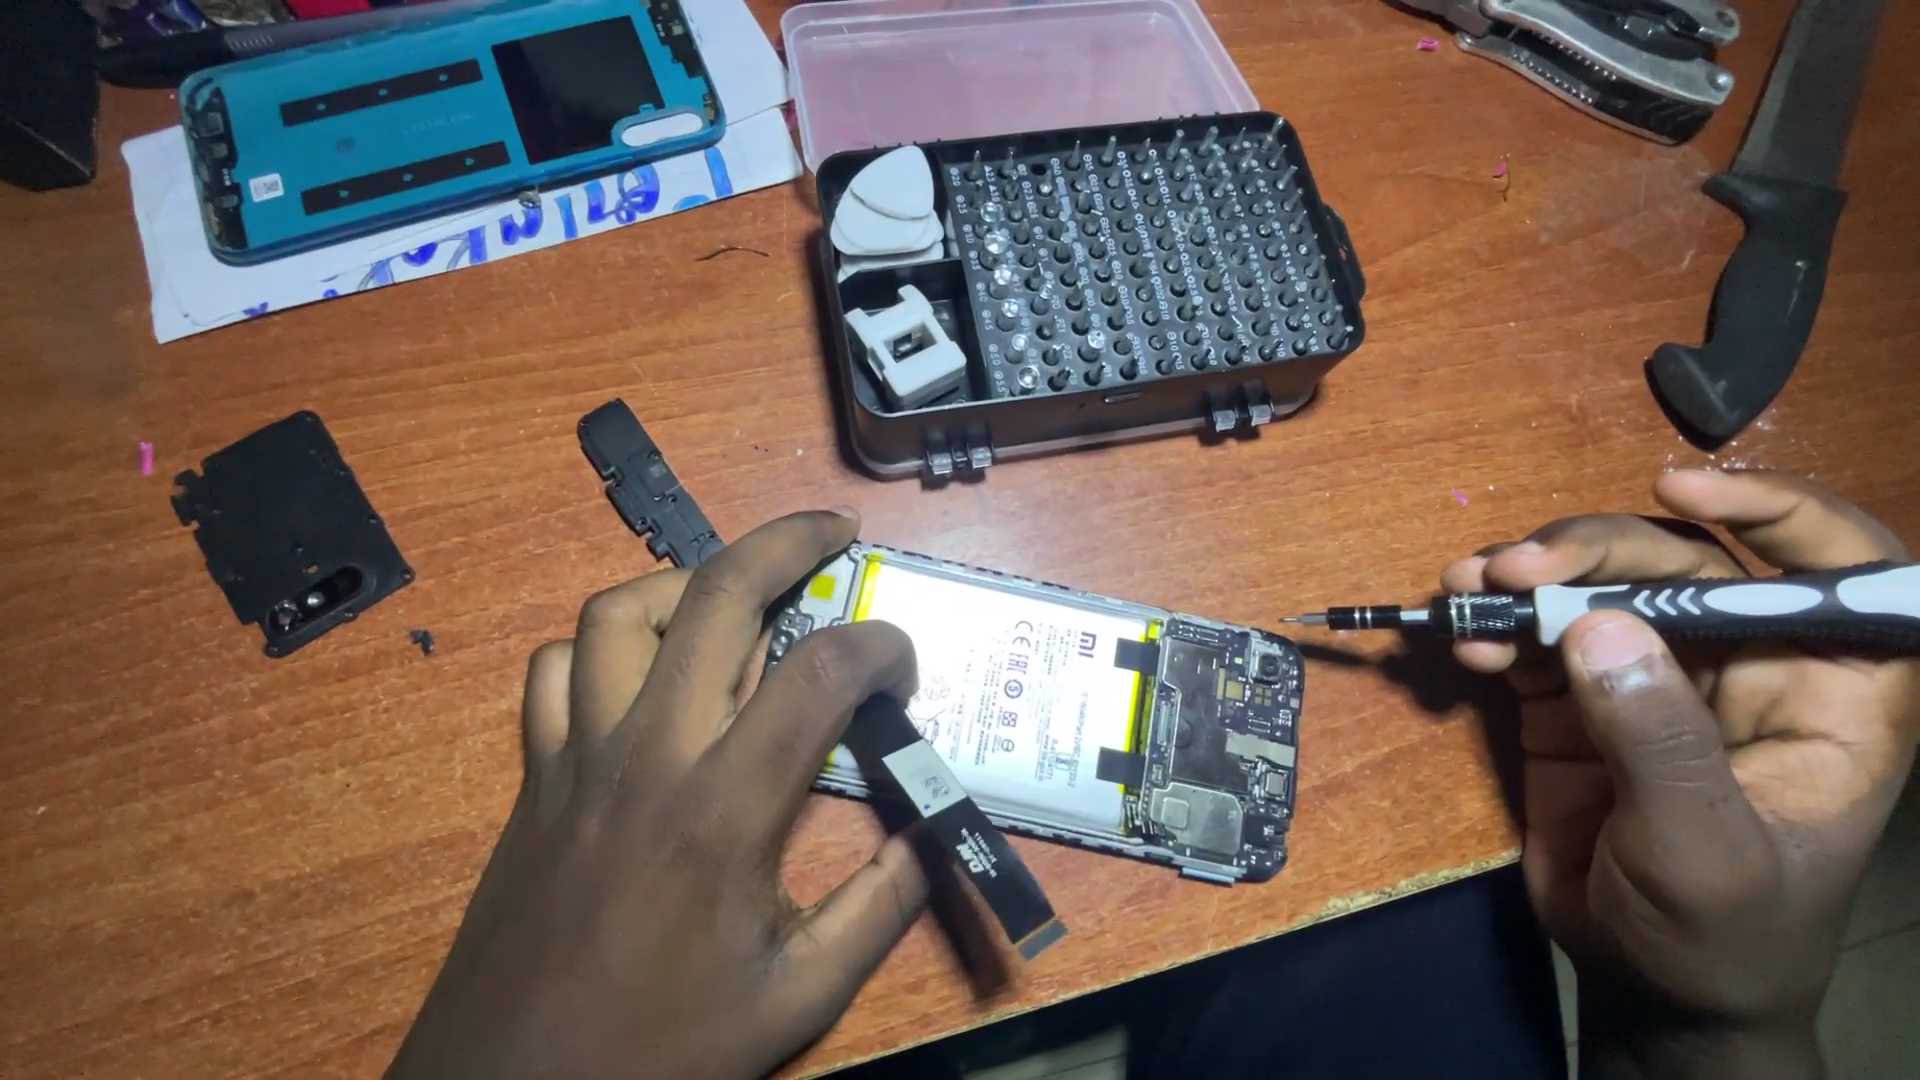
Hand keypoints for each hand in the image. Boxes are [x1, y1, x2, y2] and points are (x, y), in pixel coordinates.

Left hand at [387, 509, 926, 1079]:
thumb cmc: (660, 1049)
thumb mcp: (797, 997)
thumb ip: (880, 908)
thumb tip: (932, 835)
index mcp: (725, 807)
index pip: (820, 676)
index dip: (882, 648)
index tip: (904, 670)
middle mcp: (651, 752)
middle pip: (717, 597)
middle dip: (788, 542)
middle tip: (835, 530)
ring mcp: (580, 754)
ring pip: (621, 613)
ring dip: (690, 580)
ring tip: (738, 593)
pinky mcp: (534, 773)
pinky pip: (555, 671)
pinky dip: (604, 645)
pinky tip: (644, 669)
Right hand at [1442, 470, 1917, 1075]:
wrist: (1642, 978)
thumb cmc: (1717, 931)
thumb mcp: (1700, 848)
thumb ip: (1656, 739)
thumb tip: (1593, 627)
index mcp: (1818, 696)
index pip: (1837, 576)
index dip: (1779, 513)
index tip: (1681, 487)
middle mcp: (1733, 667)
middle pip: (1673, 566)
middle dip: (1589, 553)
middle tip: (1508, 568)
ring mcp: (1643, 676)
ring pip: (1591, 590)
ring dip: (1523, 580)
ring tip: (1463, 586)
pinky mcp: (1569, 696)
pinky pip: (1529, 637)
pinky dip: (1490, 628)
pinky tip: (1461, 641)